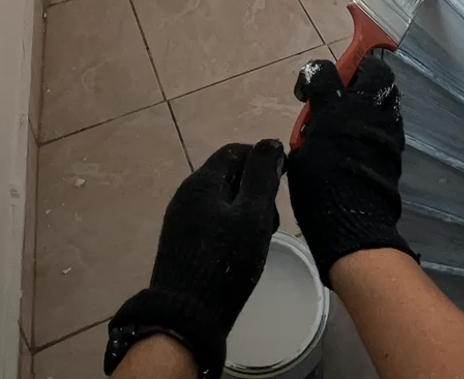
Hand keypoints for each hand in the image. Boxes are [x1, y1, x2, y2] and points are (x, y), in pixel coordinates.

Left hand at [105, 140, 284, 378]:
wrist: (184, 318)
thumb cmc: (225, 263)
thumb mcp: (252, 215)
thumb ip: (262, 175)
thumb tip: (270, 143)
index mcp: (203, 181)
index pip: (236, 151)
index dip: (262, 158)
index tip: (283, 178)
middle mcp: (187, 193)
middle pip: (228, 174)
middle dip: (255, 187)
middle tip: (273, 216)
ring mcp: (180, 218)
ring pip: (221, 198)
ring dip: (245, 207)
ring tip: (260, 235)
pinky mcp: (180, 240)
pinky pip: (210, 218)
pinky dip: (230, 223)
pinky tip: (240, 248)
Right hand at [287, 55, 414, 285]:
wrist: (353, 223)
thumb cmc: (317, 191)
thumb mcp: (300, 156)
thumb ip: (311, 132)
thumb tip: (315, 127)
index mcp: (333, 109)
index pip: (323, 70)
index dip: (312, 74)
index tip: (308, 89)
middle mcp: (363, 110)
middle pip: (373, 69)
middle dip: (360, 68)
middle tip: (347, 83)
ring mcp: (384, 127)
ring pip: (389, 93)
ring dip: (374, 94)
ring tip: (360, 110)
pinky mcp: (397, 145)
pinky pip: (392, 121)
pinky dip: (381, 120)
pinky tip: (369, 135)